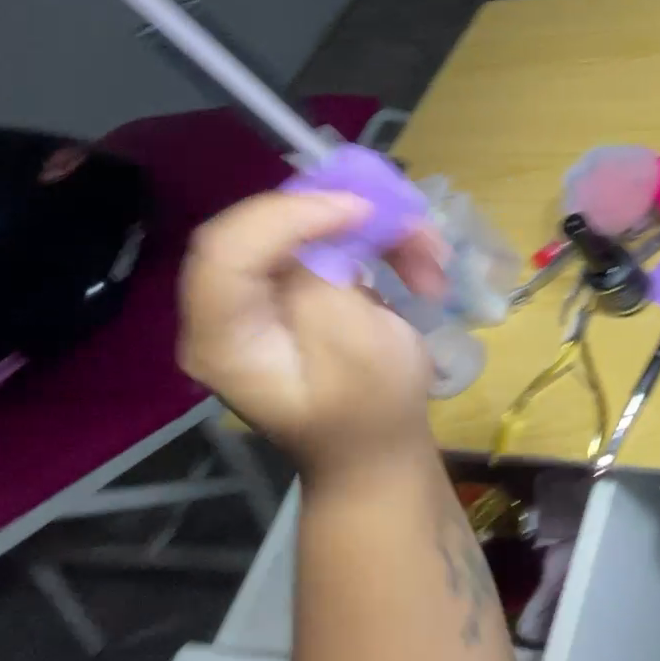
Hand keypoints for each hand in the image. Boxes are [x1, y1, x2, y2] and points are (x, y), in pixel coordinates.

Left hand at [178, 192, 447, 478]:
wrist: (379, 448)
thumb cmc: (373, 412)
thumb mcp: (359, 356)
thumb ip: (325, 292)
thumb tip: (323, 242)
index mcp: (225, 337)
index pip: (227, 250)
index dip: (290, 215)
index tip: (364, 211)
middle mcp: (230, 308)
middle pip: (271, 228)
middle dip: (349, 218)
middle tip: (414, 228)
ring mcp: (264, 296)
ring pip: (312, 228)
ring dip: (382, 233)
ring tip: (434, 260)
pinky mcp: (298, 288)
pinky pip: (333, 242)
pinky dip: (384, 244)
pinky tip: (422, 269)